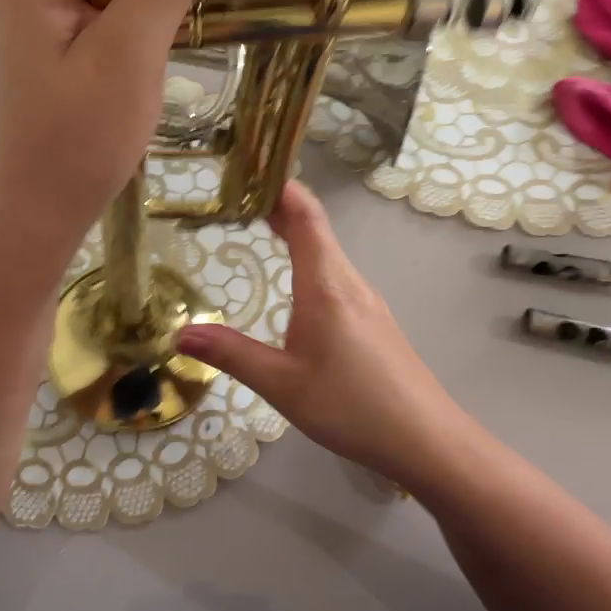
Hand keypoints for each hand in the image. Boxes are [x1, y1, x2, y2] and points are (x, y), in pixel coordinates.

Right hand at [175, 182, 474, 485]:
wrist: (429, 443)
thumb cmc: (354, 406)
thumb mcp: (282, 384)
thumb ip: (231, 354)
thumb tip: (181, 333)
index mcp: (326, 286)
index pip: (304, 216)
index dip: (278, 186)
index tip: (245, 168)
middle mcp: (349, 283)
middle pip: (314, 227)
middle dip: (276, 204)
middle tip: (233, 195)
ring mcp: (366, 302)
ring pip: (325, 252)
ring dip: (292, 231)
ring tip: (255, 225)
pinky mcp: (372, 323)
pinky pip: (333, 274)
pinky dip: (305, 258)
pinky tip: (290, 280)